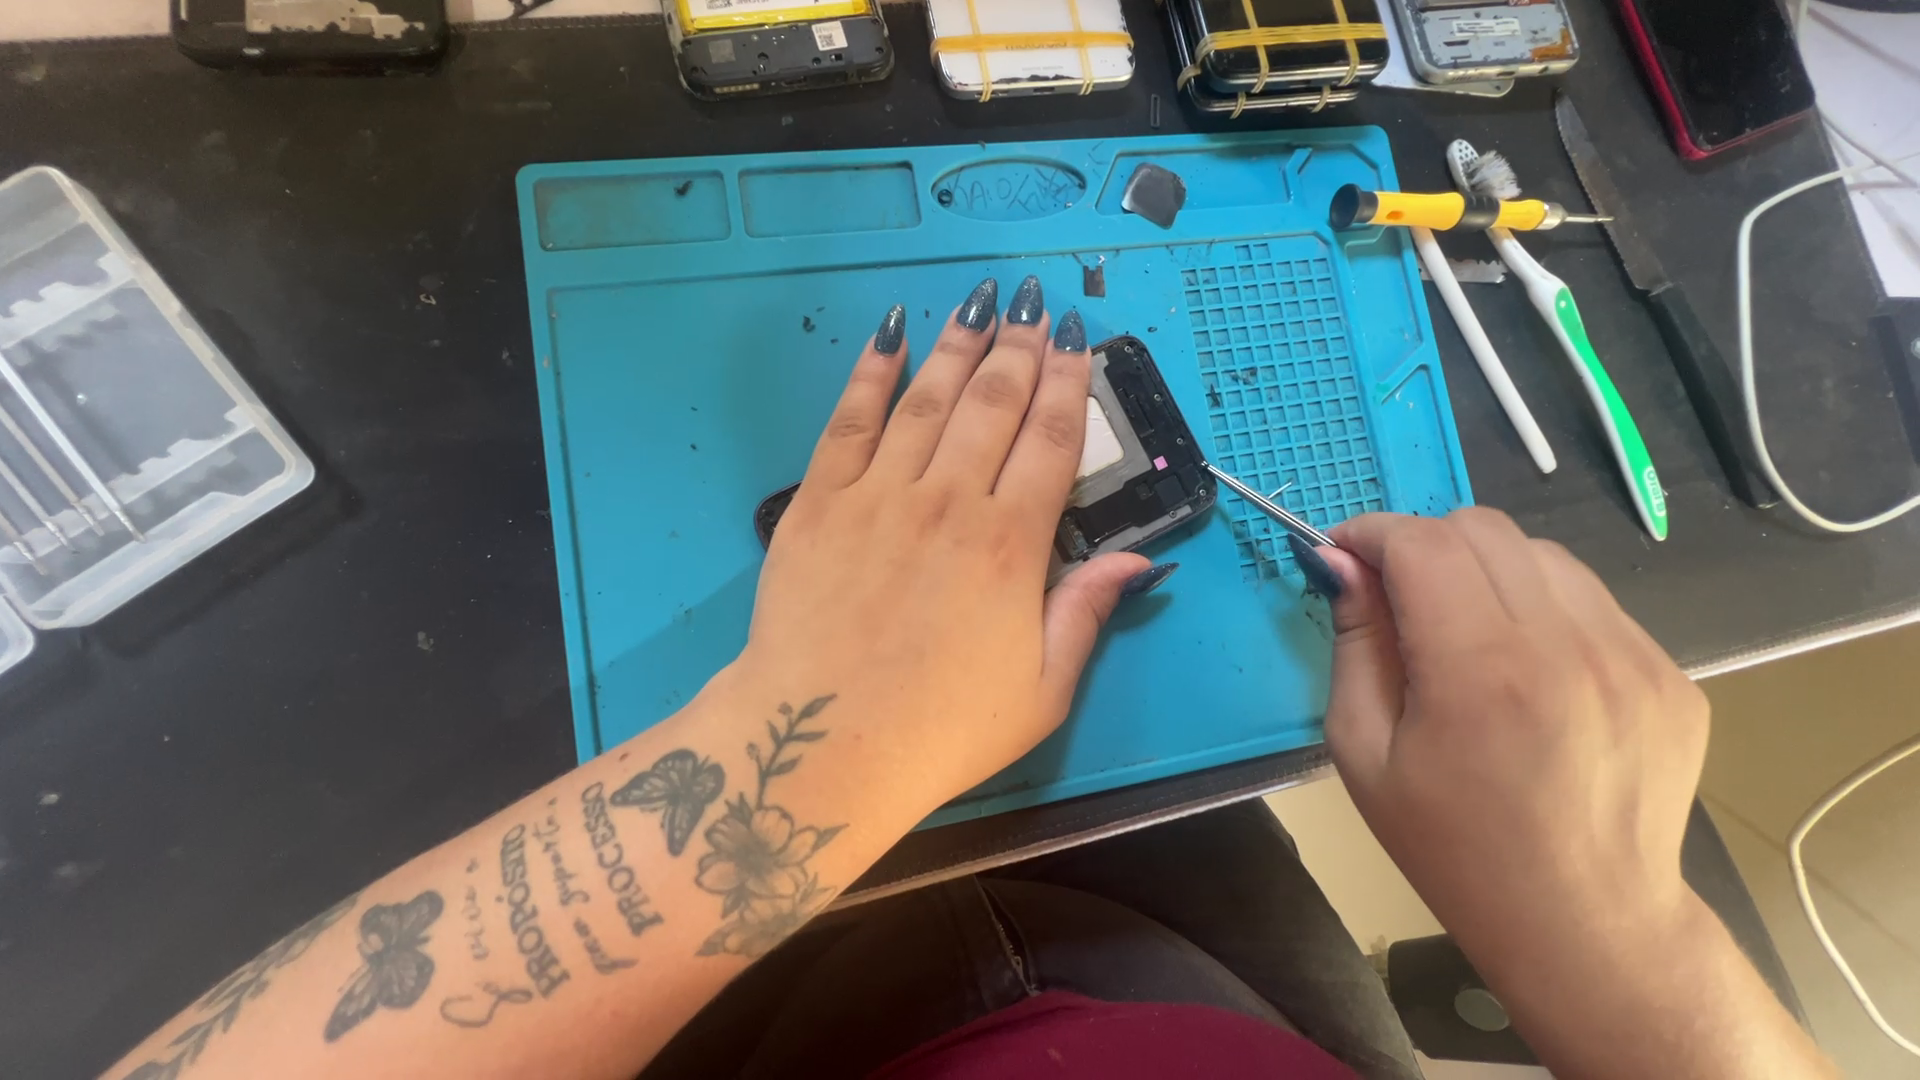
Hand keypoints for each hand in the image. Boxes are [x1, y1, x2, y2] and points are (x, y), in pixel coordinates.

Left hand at [730, 276, 1152, 814]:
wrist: (821, 744)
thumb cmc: (940, 730)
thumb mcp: (1041, 691)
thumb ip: (1087, 614)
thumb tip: (1137, 559)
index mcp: (1010, 546)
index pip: (1051, 441)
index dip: (1069, 384)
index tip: (1078, 341)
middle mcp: (948, 502)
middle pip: (994, 404)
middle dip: (1020, 347)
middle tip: (1034, 304)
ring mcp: (878, 495)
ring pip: (927, 399)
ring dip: (958, 345)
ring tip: (979, 300)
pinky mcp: (818, 501)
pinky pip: (849, 420)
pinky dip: (871, 372)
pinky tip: (889, 334)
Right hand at [1313, 508, 1708, 969]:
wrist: (1582, 919)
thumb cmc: (1446, 839)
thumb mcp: (1362, 747)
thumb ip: (1354, 641)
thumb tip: (1340, 563)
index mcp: (1481, 671)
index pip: (1423, 544)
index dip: (1370, 532)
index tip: (1340, 551)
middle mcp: (1568, 646)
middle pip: (1481, 528)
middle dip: (1419, 542)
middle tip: (1392, 592)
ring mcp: (1634, 656)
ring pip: (1538, 551)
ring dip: (1480, 567)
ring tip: (1459, 625)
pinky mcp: (1670, 672)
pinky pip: (1586, 596)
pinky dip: (1535, 602)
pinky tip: (1521, 661)